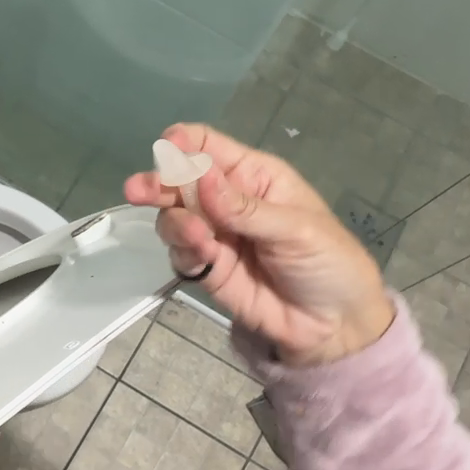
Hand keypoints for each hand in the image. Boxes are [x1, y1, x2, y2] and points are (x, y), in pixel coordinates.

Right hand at [124, 123, 394, 365]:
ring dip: (174, 223)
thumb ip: (245, 208)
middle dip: (158, 183)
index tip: (166, 150)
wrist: (332, 325)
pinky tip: (204, 256)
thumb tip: (201, 178)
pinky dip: (183, 252)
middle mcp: (225, 200)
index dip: (183, 144)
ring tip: (196, 237)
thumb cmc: (328, 262)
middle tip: (137, 191)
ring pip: (172, 218)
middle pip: (179, 182)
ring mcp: (213, 235)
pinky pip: (180, 253)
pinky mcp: (205, 268)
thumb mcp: (297, 229)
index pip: (208, 147)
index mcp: (253, 176)